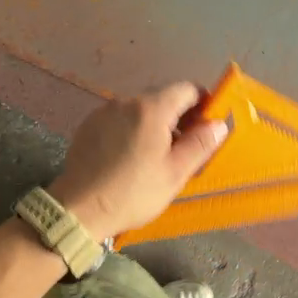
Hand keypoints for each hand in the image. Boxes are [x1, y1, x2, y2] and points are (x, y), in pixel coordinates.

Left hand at [49, 83, 227, 238]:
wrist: (79, 209)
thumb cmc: (133, 193)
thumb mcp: (175, 173)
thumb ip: (200, 144)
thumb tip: (218, 123)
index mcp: (151, 109)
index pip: (187, 89)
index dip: (203, 104)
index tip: (206, 128)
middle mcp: (126, 102)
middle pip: (162, 98)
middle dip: (179, 118)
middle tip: (184, 150)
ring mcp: (104, 112)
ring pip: (140, 110)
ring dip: (154, 126)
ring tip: (155, 158)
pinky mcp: (88, 125)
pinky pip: (119, 120)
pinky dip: (131, 131)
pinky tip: (129, 159)